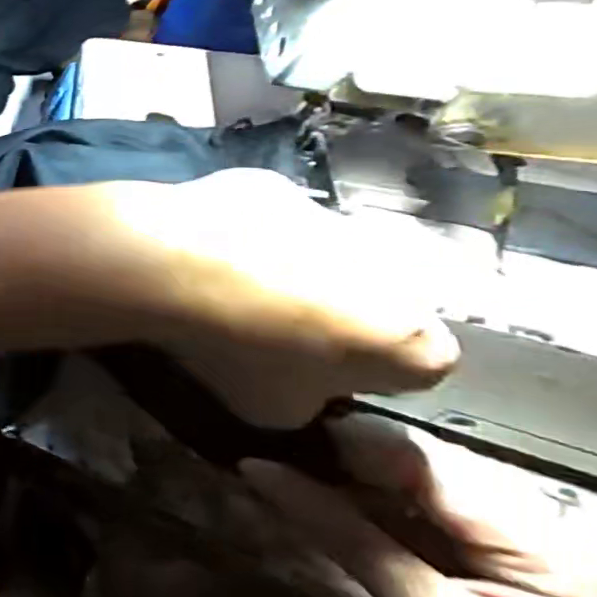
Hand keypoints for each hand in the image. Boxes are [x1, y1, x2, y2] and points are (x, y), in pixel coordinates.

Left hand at [110, 169, 466, 427]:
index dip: (360, 374)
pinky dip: (243, 230)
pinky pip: (266, 217)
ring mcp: (334, 216)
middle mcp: (398, 271)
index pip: (413, 367)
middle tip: (267, 328)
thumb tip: (302, 386)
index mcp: (420, 343)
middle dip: (332, 312)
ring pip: (321, 251)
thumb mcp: (276, 411)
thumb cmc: (237, 351)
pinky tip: (201, 246)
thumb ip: (309, 401)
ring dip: (290, 266)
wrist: (177, 267)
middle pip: (372, 299)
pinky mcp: (273, 184)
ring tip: (227, 284)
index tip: (310, 374)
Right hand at [242, 414, 596, 596]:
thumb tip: (259, 469)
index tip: (272, 439)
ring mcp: (547, 549)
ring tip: (297, 483)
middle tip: (276, 462)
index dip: (344, 440)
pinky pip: (441, 514)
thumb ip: (354, 542)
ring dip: (360, 482)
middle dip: (348, 460)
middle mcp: (558, 529)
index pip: (427, 456)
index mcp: (554, 546)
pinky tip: (344, 513)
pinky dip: (386, 510)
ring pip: (429, 483)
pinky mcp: (528, 567)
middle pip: (428, 463)